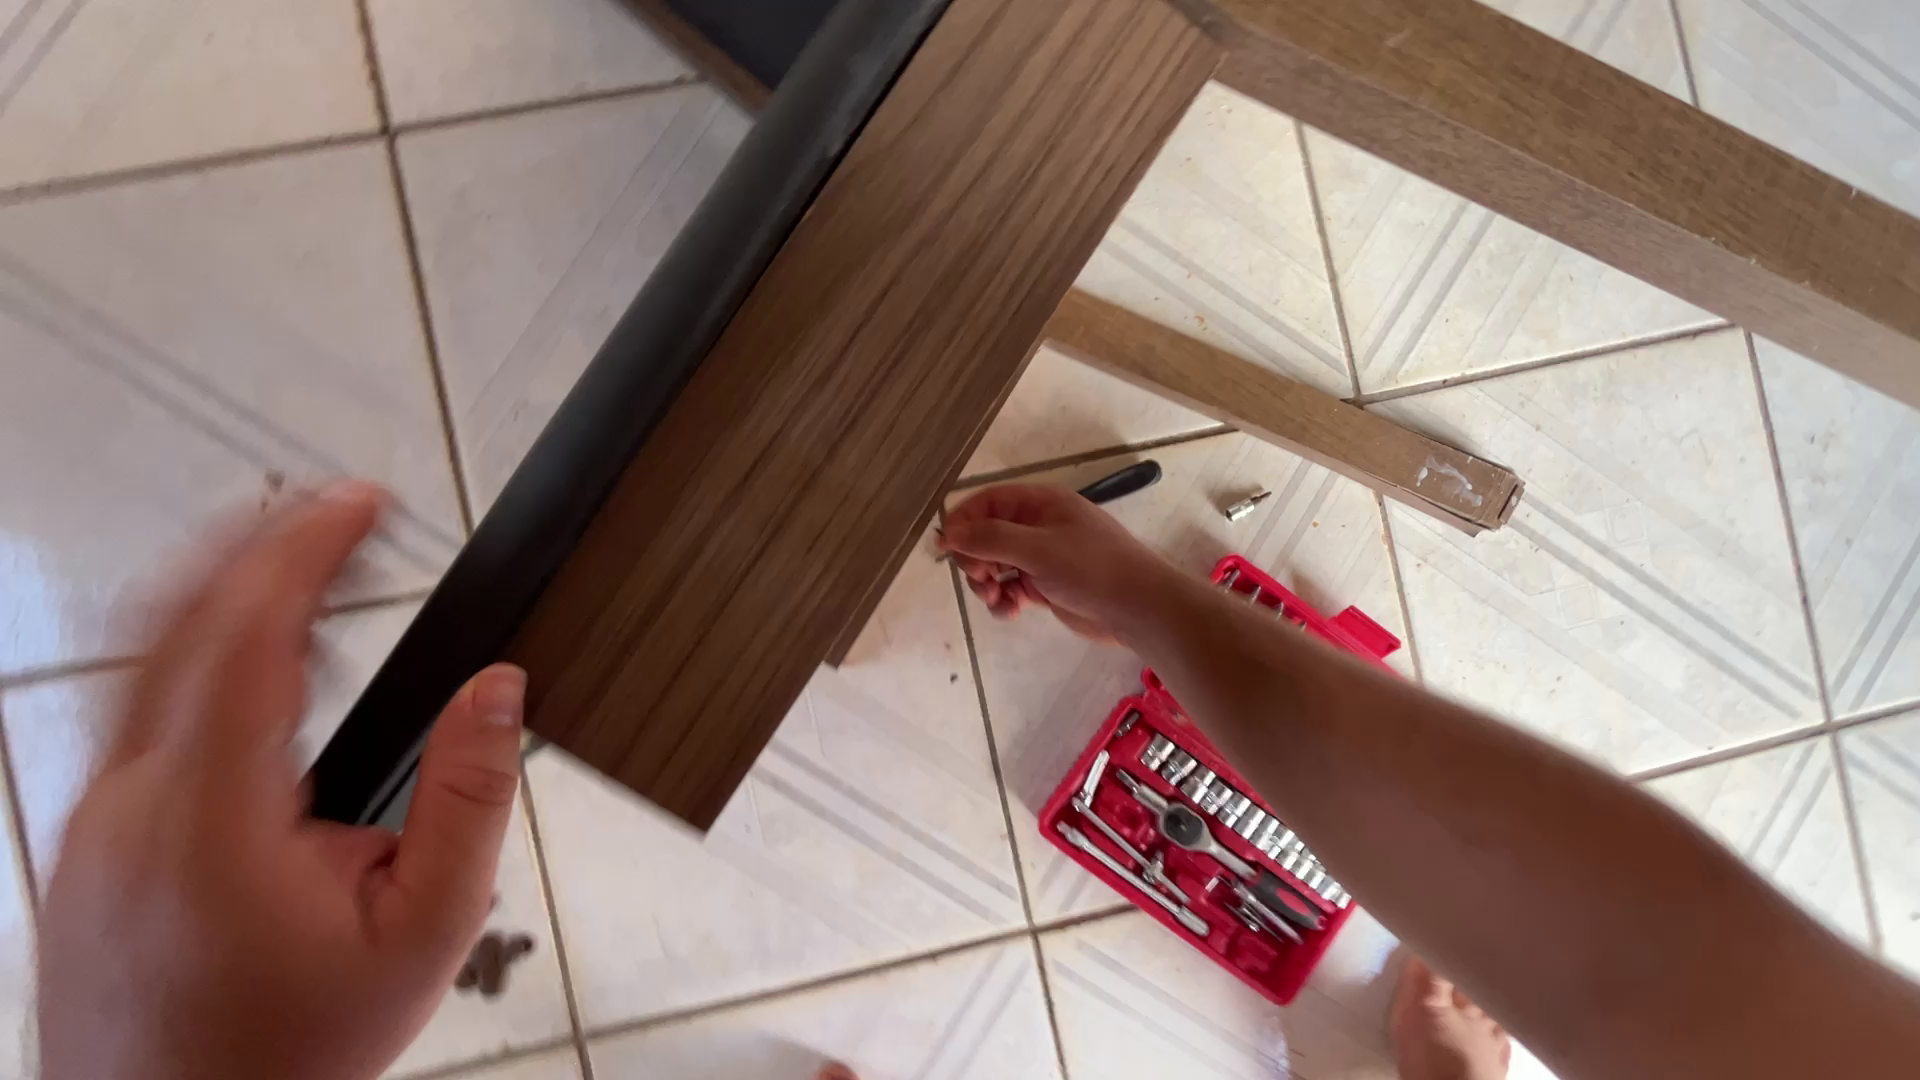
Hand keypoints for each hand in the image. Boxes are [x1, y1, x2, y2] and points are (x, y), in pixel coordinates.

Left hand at [39, 482, 526, 1079]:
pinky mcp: (99, 835)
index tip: (357, 504)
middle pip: (174, 631)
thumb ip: (472, 794)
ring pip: (144, 661)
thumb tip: (497, 687)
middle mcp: (131, 809)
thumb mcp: (431, 920)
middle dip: (252, 545)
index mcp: (214, 825)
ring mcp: (97, 821)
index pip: (248, 647)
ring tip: (303, 545)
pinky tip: (256, 635)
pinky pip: (143, 703)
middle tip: (335, 504)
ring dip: (223, 583)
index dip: (301, 557)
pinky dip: (202, 638)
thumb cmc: (306, 1036)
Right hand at [940, 482, 1175, 640]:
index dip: (963, 524)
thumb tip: (949, 534)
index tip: (947, 551)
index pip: (986, 503)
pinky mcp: (1045, 585)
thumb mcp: (1038, 548)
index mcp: (1038, 503)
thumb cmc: (1092, 568)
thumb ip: (990, 539)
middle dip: (975, 559)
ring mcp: (1041, 556)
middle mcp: (1037, 525)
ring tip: (996, 600)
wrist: (1138, 608)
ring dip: (986, 584)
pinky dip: (1004, 601)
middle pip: (985, 536)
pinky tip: (1011, 612)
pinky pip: (1010, 588)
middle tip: (982, 580)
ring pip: (995, 565)